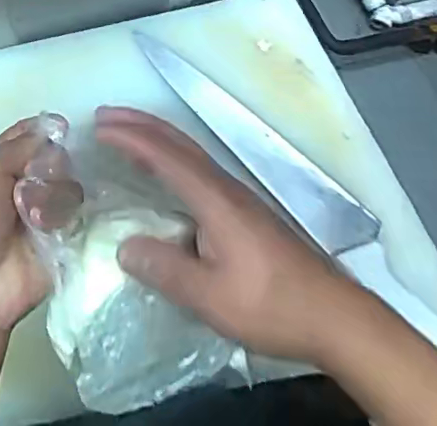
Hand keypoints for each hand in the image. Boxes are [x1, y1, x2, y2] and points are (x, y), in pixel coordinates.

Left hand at [0, 115, 72, 331]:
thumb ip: (22, 145)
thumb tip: (56, 124)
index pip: (30, 133)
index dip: (47, 129)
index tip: (62, 128)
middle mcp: (25, 182)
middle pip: (56, 156)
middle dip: (50, 163)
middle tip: (33, 180)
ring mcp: (46, 211)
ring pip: (70, 183)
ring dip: (51, 195)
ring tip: (33, 218)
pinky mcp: (65, 238)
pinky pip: (79, 214)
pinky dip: (64, 216)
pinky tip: (48, 229)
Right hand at [95, 106, 374, 363]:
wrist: (339, 319)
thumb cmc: (274, 305)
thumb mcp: (213, 298)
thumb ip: (165, 270)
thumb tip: (122, 247)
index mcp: (213, 198)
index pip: (164, 155)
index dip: (129, 138)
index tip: (97, 128)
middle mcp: (224, 186)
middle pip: (176, 140)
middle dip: (138, 122)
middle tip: (102, 116)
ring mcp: (236, 195)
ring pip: (187, 149)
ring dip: (153, 134)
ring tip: (123, 132)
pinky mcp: (243, 209)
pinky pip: (195, 164)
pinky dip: (168, 153)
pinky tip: (161, 171)